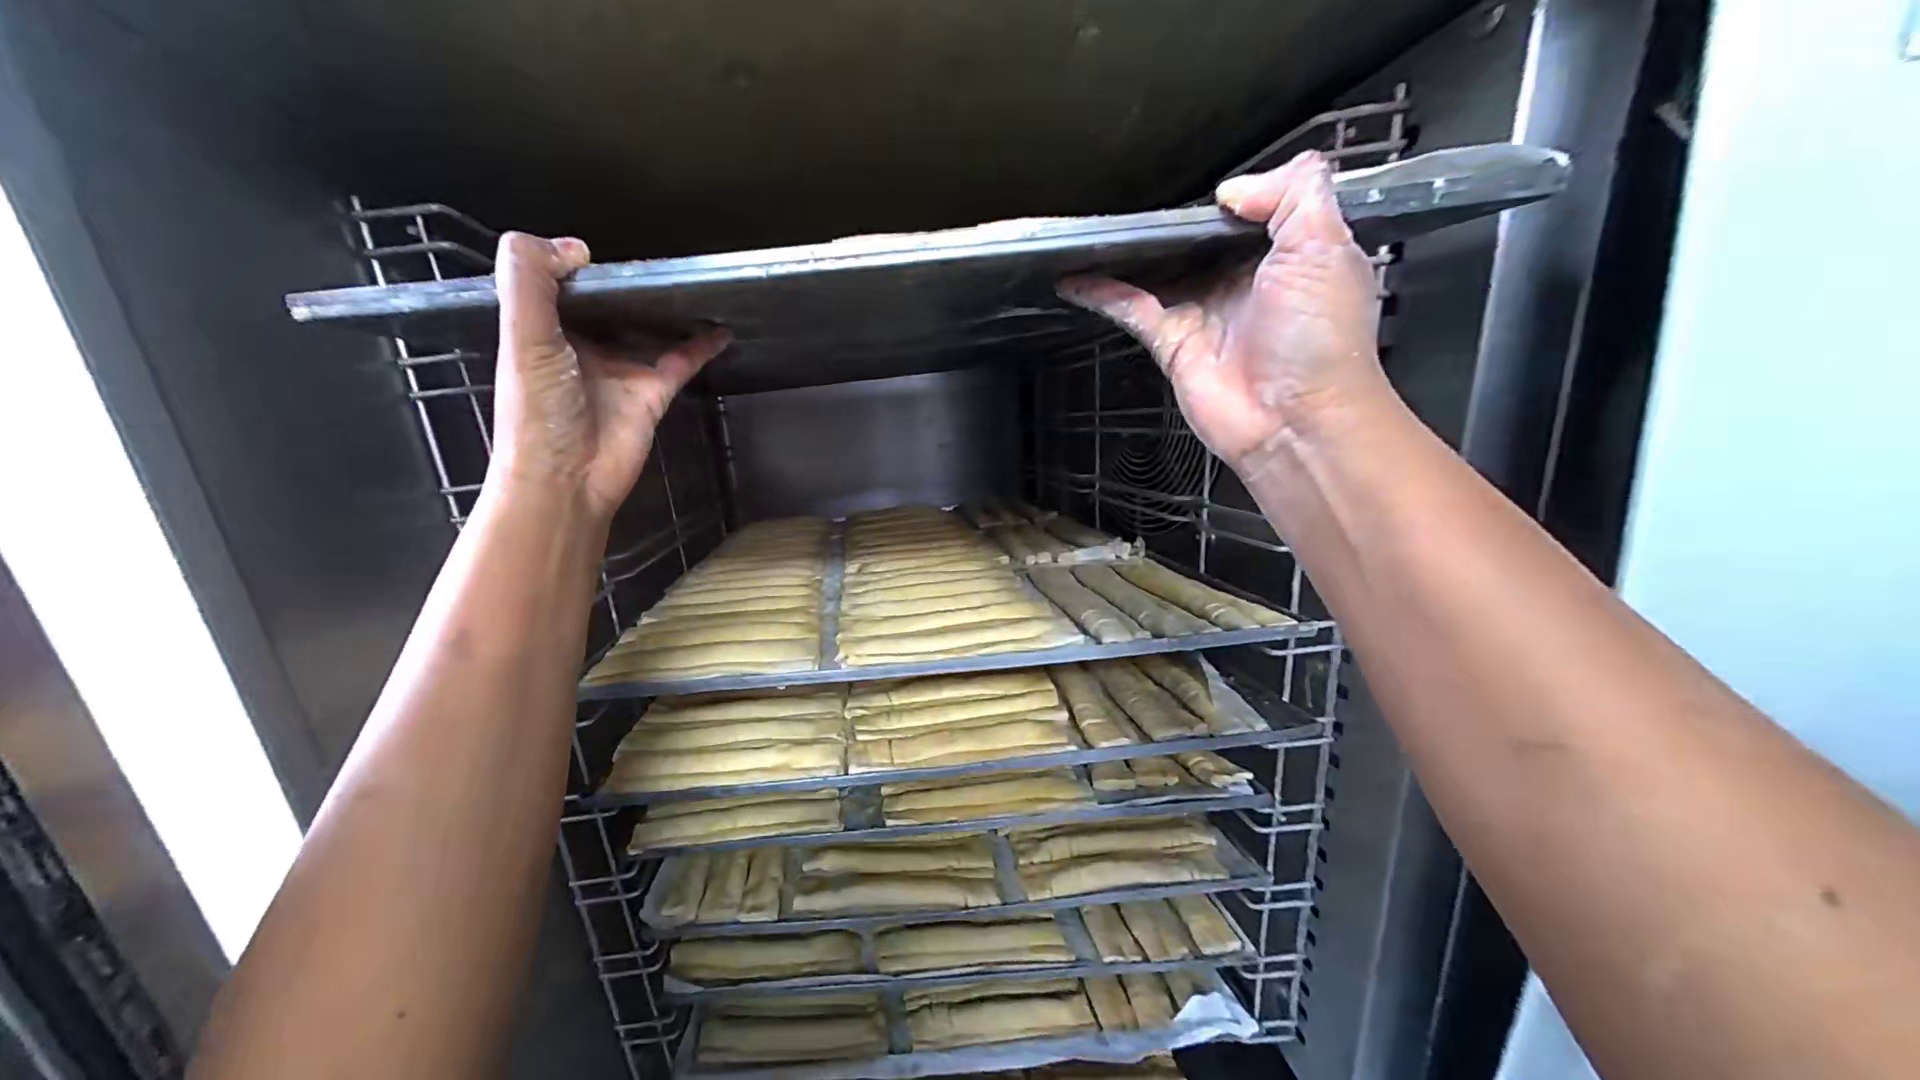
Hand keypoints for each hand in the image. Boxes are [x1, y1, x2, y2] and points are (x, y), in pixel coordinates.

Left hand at [487, 233, 730, 520]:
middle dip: (630, 284)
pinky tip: (721, 329)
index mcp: (543, 330)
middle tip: (658, 260)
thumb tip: (576, 247)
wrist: (567, 477)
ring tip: (694, 283)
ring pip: (649, 330)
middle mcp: (582, 346)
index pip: (559, 284)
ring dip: (669, 310)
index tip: (600, 250)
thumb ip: (530, 278)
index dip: (574, 263)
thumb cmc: (537, 409)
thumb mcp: (521, 333)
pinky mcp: (653, 392)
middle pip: (610, 305)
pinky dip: (702, 346)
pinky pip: (682, 361)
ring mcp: (621, 370)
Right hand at [1059, 151, 1387, 475]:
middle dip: (1169, 226)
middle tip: (1138, 199)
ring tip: (1096, 232)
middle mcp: (1242, 285)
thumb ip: (1292, 194)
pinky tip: (1076, 277)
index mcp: (1286, 258)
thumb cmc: (1322, 343)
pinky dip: (1102, 293)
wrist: (1294, 420)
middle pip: (1196, 244)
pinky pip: (1131, 309)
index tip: (1204, 185)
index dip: (1231, 199)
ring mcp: (1203, 315)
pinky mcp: (1171, 343)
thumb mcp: (1324, 245)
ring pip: (1158, 274)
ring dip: (1128, 256)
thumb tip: (1233, 188)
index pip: (1251, 216)